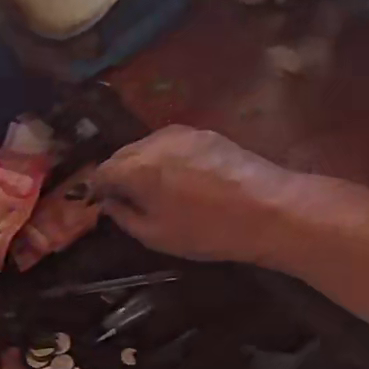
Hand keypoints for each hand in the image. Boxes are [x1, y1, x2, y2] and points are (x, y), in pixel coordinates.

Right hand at [90, 128, 298, 262]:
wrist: (271, 210)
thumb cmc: (206, 230)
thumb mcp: (155, 235)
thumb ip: (123, 216)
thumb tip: (109, 204)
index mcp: (136, 168)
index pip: (101, 172)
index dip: (96, 189)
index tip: (100, 204)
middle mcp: (153, 143)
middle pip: (121, 155)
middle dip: (117, 175)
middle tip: (123, 199)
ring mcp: (181, 134)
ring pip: (144, 147)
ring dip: (140, 165)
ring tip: (150, 189)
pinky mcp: (203, 134)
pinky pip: (168, 144)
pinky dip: (162, 158)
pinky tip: (174, 178)